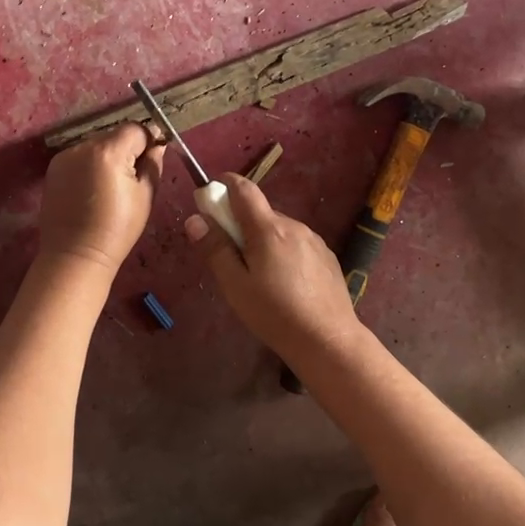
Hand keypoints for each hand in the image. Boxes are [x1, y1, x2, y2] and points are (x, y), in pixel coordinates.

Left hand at [37, 123, 163, 273]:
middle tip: (131, 178)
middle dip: (126, 150)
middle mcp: (83, 146)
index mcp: (109, 152)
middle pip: (114, 135)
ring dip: (107, 157)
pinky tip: (91, 190)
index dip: (147, 141)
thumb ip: (153, 164)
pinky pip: (80, 157)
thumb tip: (158, 144)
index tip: (151, 160)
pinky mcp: (54, 169)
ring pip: (96, 146)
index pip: (136, 129)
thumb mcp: (145, 196)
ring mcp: (65, 156)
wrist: (76, 255)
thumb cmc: (117, 230)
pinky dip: (89, 166)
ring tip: (109, 187)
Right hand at [185, 175, 360, 362]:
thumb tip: (196, 219)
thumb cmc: (275, 314)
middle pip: (260, 212)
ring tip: (260, 278)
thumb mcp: (235, 286)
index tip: (209, 196)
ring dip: (263, 241)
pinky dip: (283, 253)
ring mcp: (314, 240)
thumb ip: (215, 249)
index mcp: (268, 229)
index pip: (243, 188)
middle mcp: (293, 225)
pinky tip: (286, 285)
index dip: (223, 185)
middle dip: (241, 224)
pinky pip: (296, 244)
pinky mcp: (326, 256)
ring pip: (279, 230)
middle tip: (230, 258)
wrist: (328, 340)